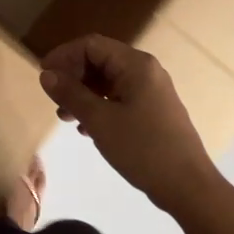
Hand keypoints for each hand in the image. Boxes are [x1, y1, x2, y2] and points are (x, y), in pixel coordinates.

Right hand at [38, 35, 221, 215]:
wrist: (189, 188)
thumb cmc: (143, 148)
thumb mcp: (99, 120)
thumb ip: (71, 94)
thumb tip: (46, 75)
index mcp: (135, 65)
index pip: (91, 45)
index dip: (63, 56)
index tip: (44, 76)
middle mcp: (146, 71)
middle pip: (99, 60)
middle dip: (73, 77)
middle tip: (54, 99)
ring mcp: (152, 91)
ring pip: (108, 80)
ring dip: (84, 94)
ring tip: (67, 117)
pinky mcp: (154, 111)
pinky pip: (119, 97)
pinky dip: (99, 106)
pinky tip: (87, 129)